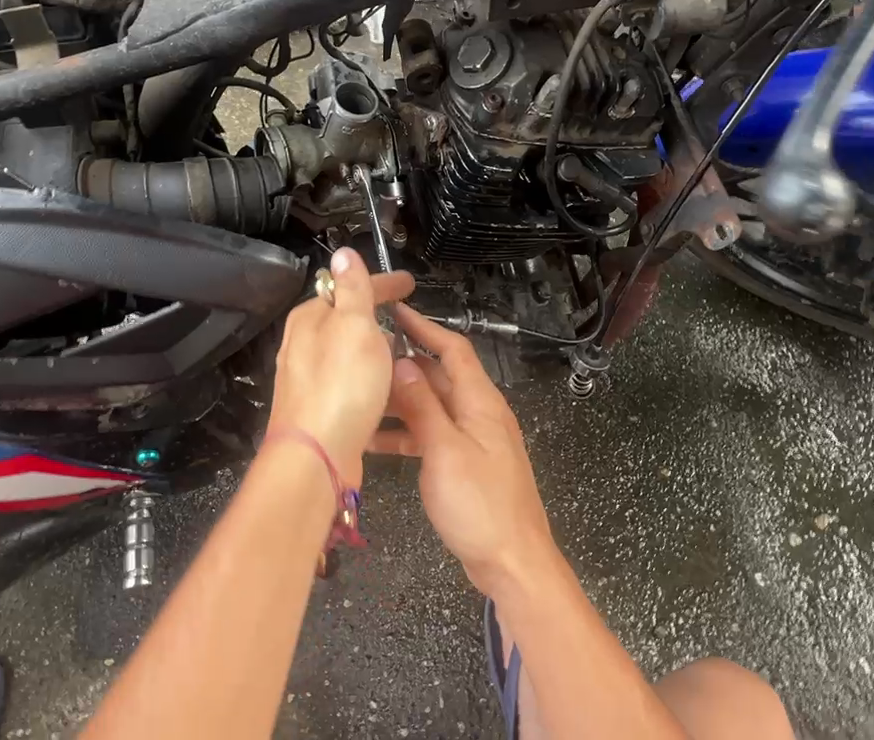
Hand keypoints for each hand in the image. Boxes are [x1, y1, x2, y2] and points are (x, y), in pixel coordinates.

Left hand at [267, 248, 413, 482]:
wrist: (317, 458)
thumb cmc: (340, 386)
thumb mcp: (353, 326)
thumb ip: (352, 289)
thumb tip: (342, 252)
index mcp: (310, 319)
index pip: (350, 288)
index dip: (383, 284)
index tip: (409, 283)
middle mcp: (304, 346)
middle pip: (346, 321)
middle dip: (377, 318)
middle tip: (407, 318)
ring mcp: (310, 381)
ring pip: (350, 355)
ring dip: (375, 352)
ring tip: (404, 356)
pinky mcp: (320, 411)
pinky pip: (352, 385)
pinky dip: (371, 381)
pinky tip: (387, 392)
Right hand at [368, 305, 556, 594]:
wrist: (512, 562)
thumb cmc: (481, 504)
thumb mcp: (444, 450)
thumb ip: (422, 405)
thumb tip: (402, 362)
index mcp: (480, 401)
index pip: (453, 349)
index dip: (425, 327)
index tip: (395, 312)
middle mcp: (479, 413)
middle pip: (439, 376)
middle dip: (404, 366)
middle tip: (364, 360)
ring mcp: (473, 439)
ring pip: (432, 407)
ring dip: (400, 403)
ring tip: (361, 401)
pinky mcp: (465, 464)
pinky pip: (432, 436)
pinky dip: (406, 435)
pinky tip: (375, 443)